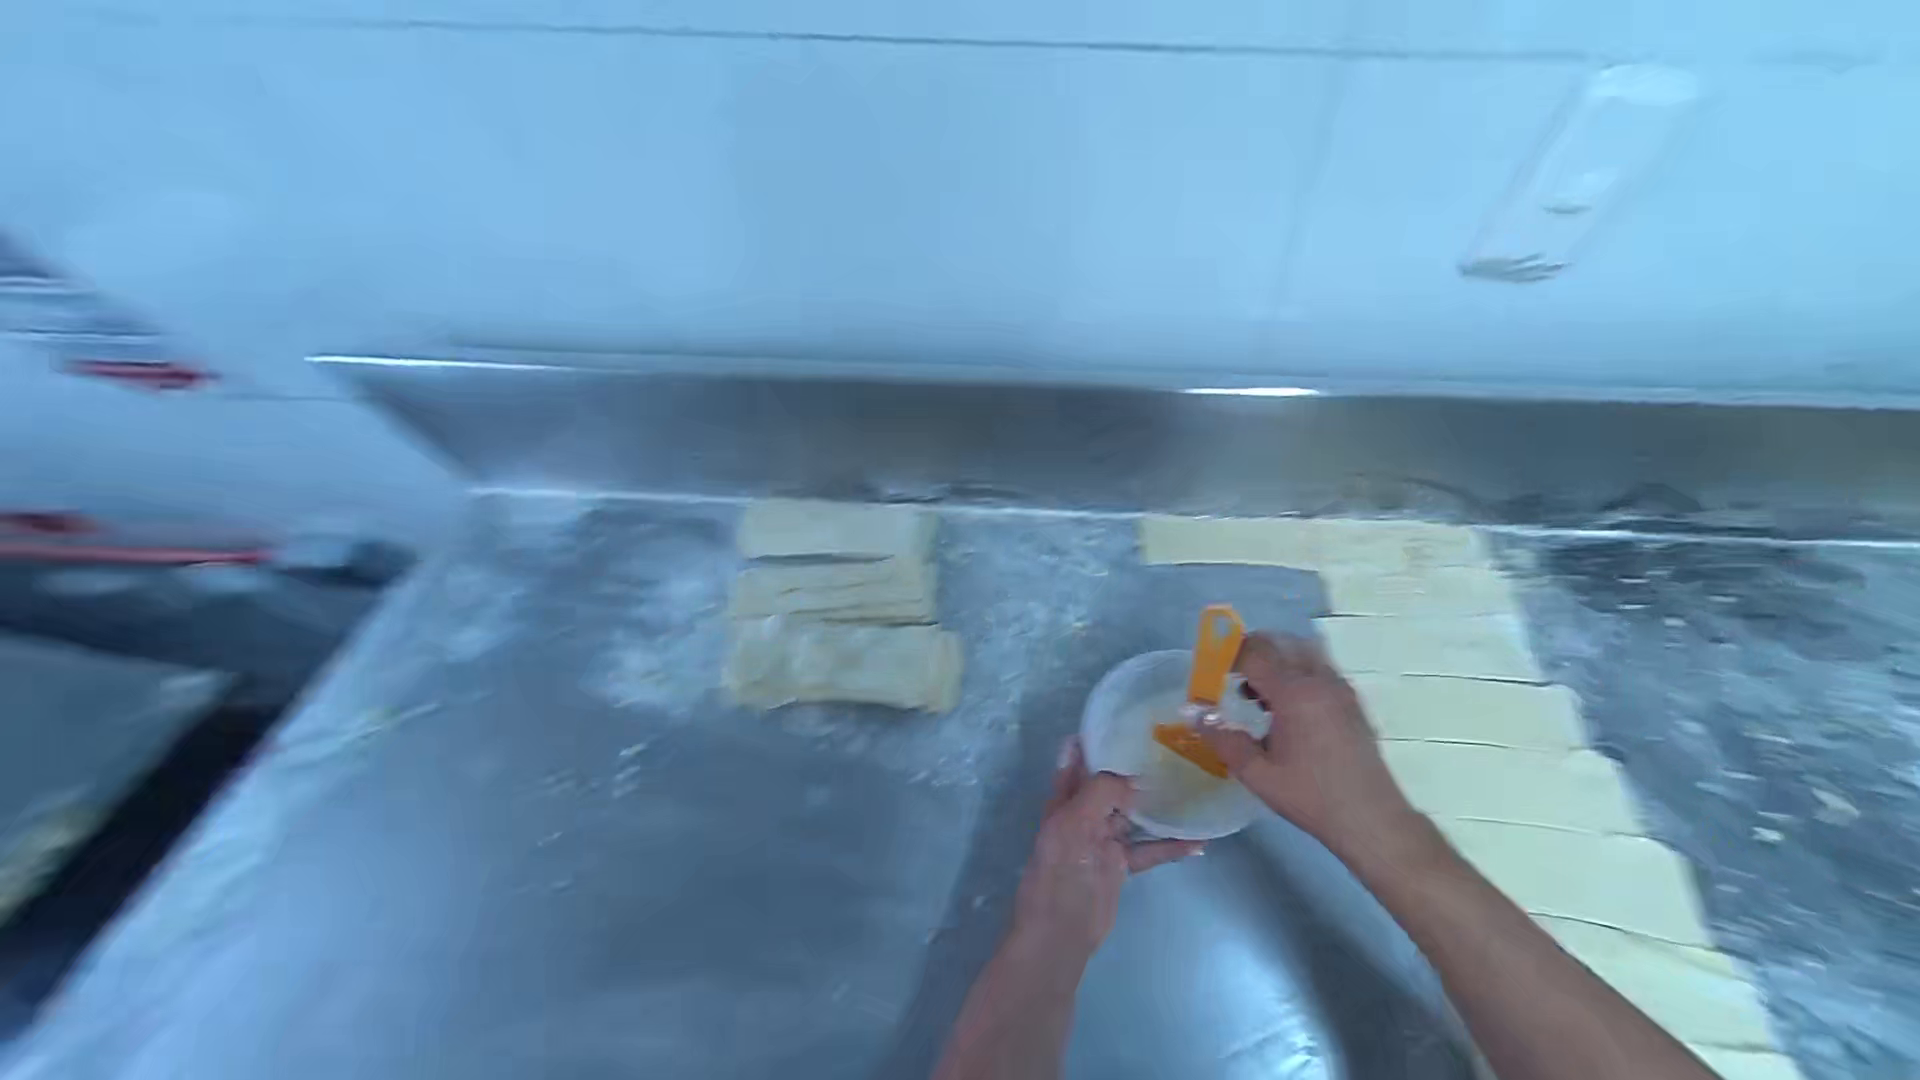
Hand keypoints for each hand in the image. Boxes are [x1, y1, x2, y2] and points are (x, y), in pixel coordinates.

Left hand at [1009, 738, 1202, 967]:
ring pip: (1133, 815)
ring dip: (1156, 807)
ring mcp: (1103, 839)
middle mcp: (1083, 813)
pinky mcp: (1119, 864)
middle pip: (1110, 785)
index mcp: (1064, 798)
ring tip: (1188, 789)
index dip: (1093, 742)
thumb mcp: (1075, 821)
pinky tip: (1198, 842)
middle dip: (1133, 770)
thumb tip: (1133, 778)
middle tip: (1169, 752)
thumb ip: (1100, 791)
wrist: (1061, 930)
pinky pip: (1148, 849)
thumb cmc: (1060, 869)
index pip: (1077, 760)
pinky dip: (1170, 846)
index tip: (1121, 724)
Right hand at [1197, 632, 1422, 861]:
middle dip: (1251, 652)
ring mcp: (1340, 688)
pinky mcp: (1352, 701)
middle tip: (1234, 678)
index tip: (1214, 674)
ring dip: (1276, 659)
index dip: (1229, 657)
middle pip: (1279, 642)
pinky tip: (1288, 708)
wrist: (1373, 821)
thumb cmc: (1310, 797)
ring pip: (1302, 650)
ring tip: (1260, 693)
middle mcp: (1319, 681)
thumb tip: (1192, 712)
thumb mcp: (1256, 773)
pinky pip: (1319, 667)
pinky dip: (1297, 671)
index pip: (1254, 653)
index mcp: (1294, 694)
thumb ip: (1221, 738)